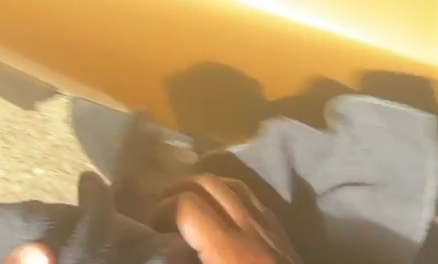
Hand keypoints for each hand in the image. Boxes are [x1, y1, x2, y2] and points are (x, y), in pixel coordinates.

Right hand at [159, 175, 299, 263]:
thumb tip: (167, 255)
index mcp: (228, 249)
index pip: (186, 206)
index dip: (161, 209)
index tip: (150, 228)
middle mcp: (251, 230)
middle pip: (209, 183)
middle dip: (179, 189)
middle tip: (163, 212)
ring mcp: (272, 233)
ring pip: (234, 186)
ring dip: (207, 189)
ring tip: (191, 207)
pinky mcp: (287, 242)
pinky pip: (256, 203)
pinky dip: (233, 200)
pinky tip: (226, 218)